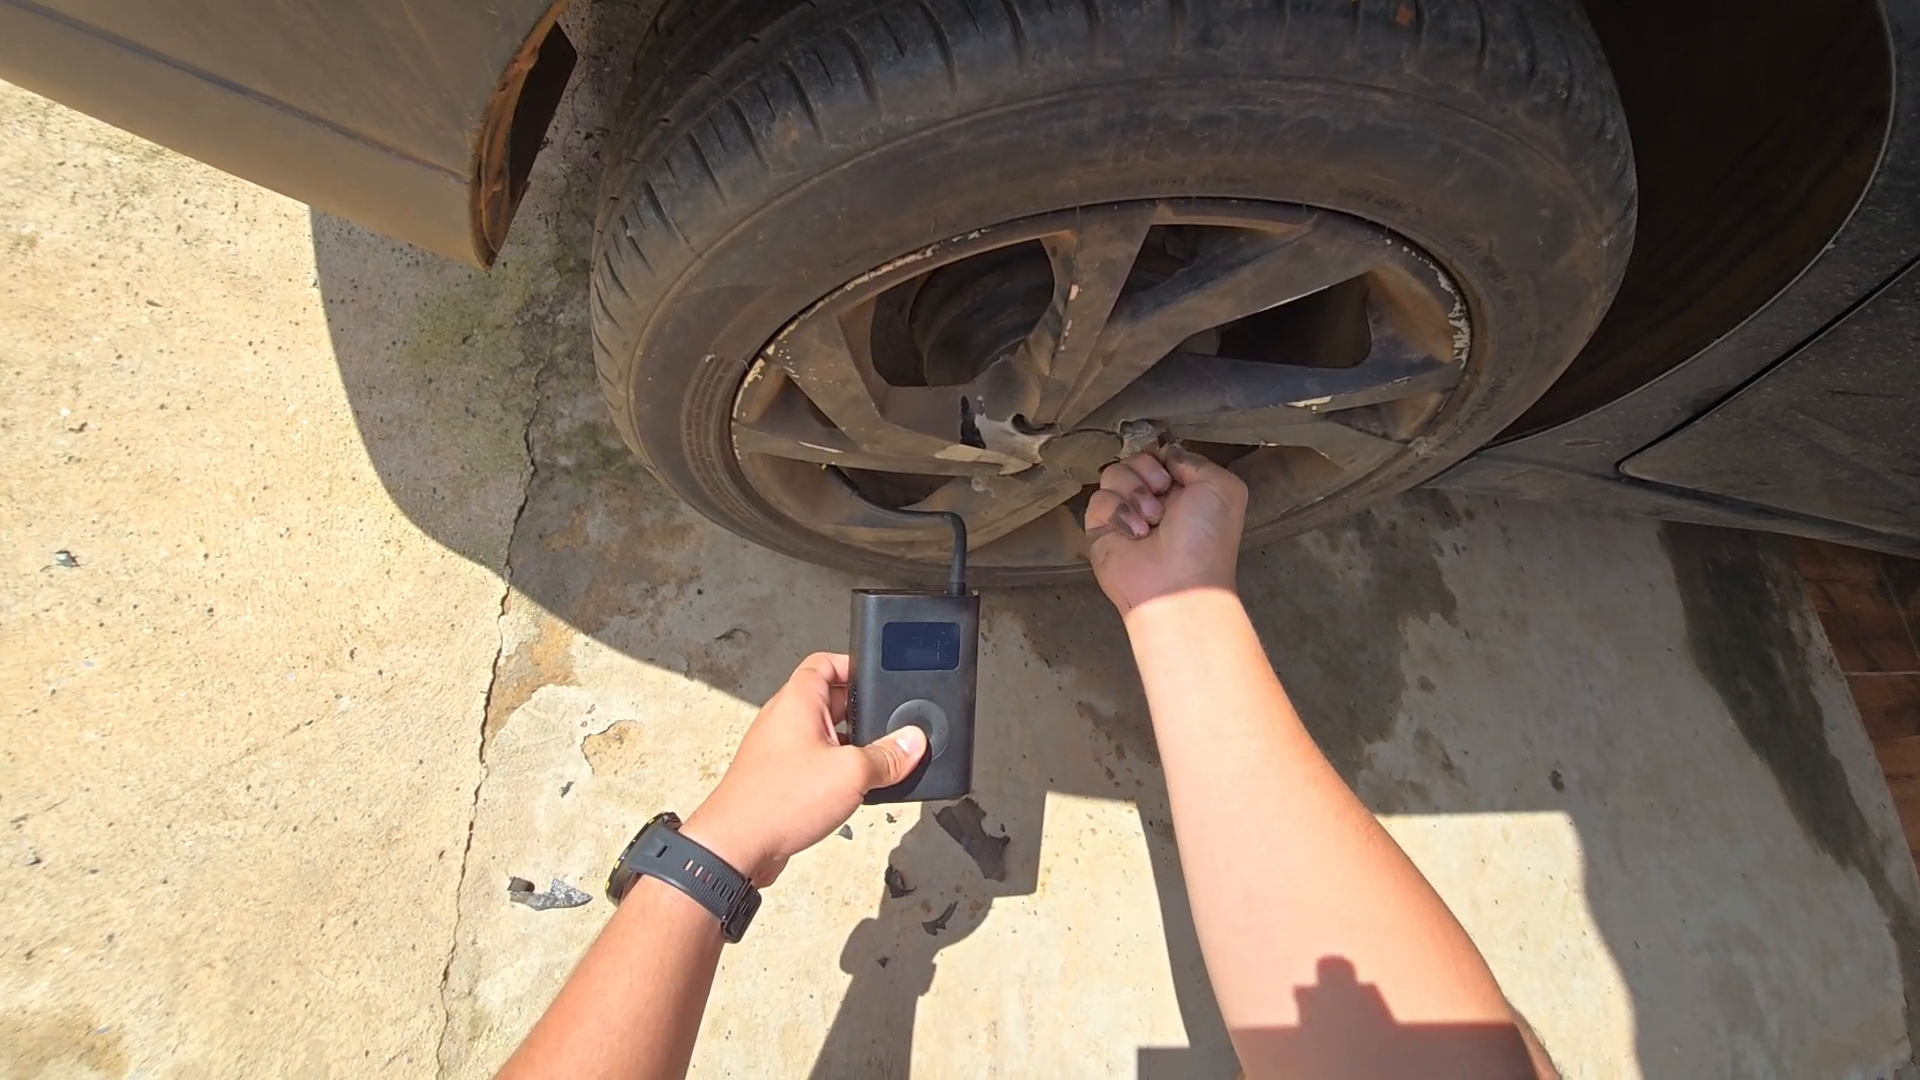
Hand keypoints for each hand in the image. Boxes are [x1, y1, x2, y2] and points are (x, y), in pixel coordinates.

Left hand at [681, 653, 926, 885]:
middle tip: (890, 724)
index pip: (826, 662)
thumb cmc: (779, 800)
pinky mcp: (780, 777)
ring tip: (878, 759)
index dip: (854, 665)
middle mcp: (786, 718)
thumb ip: (888, 756)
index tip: (881, 677)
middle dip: (863, 711)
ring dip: (851, 743)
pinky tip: (856, 788)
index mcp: (797, 700)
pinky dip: (836, 768)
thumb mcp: (851, 772)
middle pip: (831, 699)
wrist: (735, 849)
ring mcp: (780, 749)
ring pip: (826, 733)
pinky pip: (815, 760)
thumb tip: (913, 742)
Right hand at [1085, 445, 1248, 615]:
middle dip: (1147, 473)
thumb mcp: (1221, 487)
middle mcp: (1151, 499)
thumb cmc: (1205, 538)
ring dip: (1134, 493)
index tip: (1170, 474)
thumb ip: (1193, 460)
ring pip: (1112, 474)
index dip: (1160, 457)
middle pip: (1133, 459)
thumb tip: (1165, 453)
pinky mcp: (1100, 528)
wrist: (1178, 583)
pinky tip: (1135, 534)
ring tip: (1151, 520)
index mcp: (1181, 489)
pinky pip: (1098, 500)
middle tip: (1161, 494)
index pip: (1158, 455)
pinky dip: (1118, 513)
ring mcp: (1123, 513)